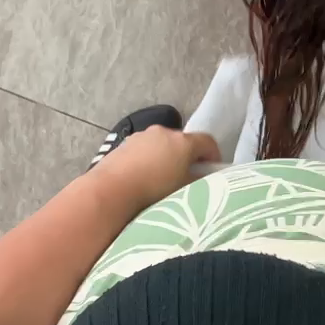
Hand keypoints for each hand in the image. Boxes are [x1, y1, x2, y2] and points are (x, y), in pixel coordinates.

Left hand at [86, 126, 219, 214]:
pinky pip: (145, 149)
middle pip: (184, 141)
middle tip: (188, 177)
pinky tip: (143, 178)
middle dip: (189, 157)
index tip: (213, 172)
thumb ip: (199, 181)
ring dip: (168, 157)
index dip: (214, 156)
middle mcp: (164, 132)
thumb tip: (202, 178)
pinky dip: (149, 159)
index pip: (208, 142)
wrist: (110, 192)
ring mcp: (142, 136)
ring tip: (162, 179)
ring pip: (163, 144)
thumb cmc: (154, 192)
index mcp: (184, 142)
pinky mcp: (124, 143)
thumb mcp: (185, 190)